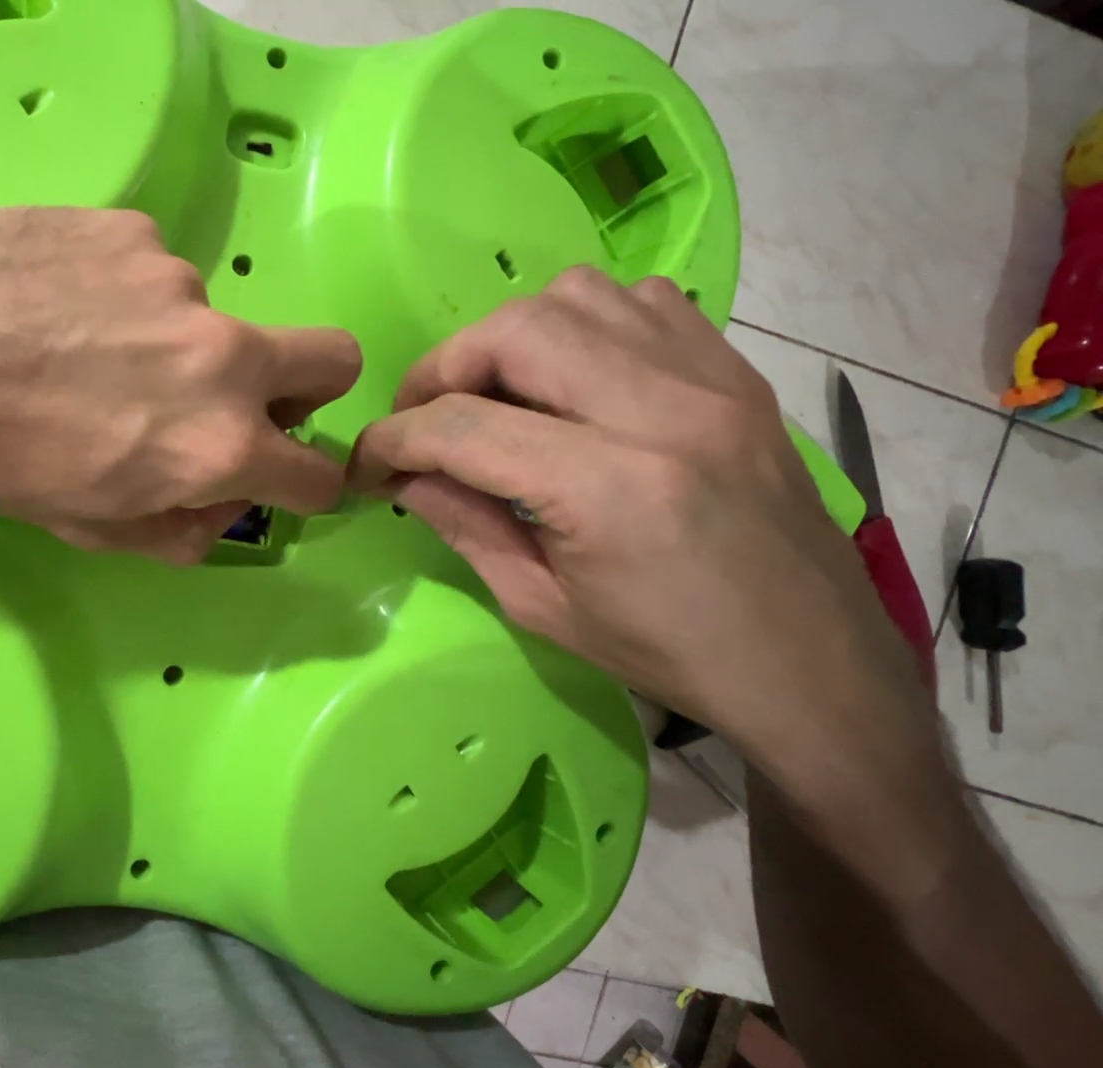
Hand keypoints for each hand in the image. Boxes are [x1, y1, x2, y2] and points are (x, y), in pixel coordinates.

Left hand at [0, 207, 359, 562]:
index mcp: (218, 444)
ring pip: (212, 317)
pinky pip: (151, 270)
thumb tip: (220, 508)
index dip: (304, 484)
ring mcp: (177, 278)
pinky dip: (121, 295)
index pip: (316, 473)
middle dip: (302, 391)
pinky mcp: (128, 225)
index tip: (279, 476)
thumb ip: (180, 528)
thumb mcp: (92, 527)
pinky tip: (54, 306)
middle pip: (330, 360)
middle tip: (223, 403)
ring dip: (173, 342)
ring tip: (80, 352)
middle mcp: (221, 353)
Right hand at [347, 268, 933, 774]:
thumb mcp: (539, 604)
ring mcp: (710, 381)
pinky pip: (640, 300)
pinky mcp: (737, 373)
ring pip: (576, 296)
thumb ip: (461, 523)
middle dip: (442, 369)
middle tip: (424, 420)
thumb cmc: (665, 651)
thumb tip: (401, 473)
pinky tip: (571, 379)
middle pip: (514, 332)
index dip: (392, 440)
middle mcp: (661, 412)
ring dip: (510, 337)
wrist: (811, 663)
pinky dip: (581, 325)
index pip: (462, 427)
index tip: (366, 465)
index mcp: (608, 490)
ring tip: (495, 394)